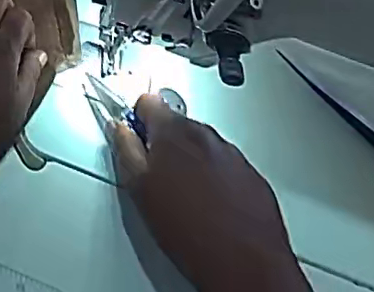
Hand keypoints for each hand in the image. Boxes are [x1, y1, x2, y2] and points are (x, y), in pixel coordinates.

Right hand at [106, 95, 310, 291]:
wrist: (248, 272)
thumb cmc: (192, 233)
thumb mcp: (139, 189)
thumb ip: (124, 148)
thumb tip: (119, 130)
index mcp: (172, 131)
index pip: (147, 101)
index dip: (136, 119)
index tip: (135, 138)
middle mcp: (204, 135)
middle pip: (175, 123)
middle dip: (164, 143)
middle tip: (158, 175)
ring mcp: (233, 156)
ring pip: (201, 145)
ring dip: (191, 160)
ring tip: (187, 197)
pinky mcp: (255, 179)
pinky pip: (227, 167)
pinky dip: (217, 178)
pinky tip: (212, 207)